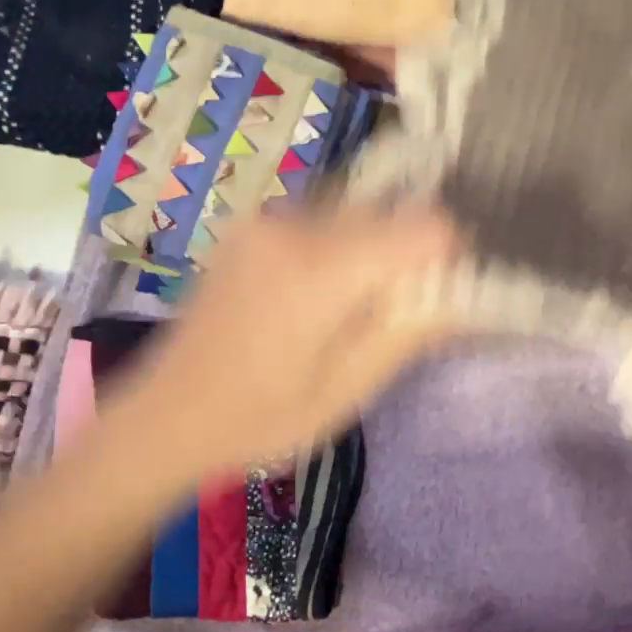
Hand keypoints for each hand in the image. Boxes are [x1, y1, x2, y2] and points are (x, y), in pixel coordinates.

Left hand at [97, 205, 458, 480]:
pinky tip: (320, 293)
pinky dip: (344, 244)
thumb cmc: (262, 419)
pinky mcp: (252, 226)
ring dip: (377, 248)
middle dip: (412, 254)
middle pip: (395, 213)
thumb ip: (411, 331)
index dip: (449, 256)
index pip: (426, 226)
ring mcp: (268, 221)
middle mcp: (295, 226)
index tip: (443, 292)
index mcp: (323, 271)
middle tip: (396, 309)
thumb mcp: (350, 389)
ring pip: (362, 211)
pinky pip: (325, 216)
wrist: (163, 420)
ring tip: (352, 305)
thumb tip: (468, 295)